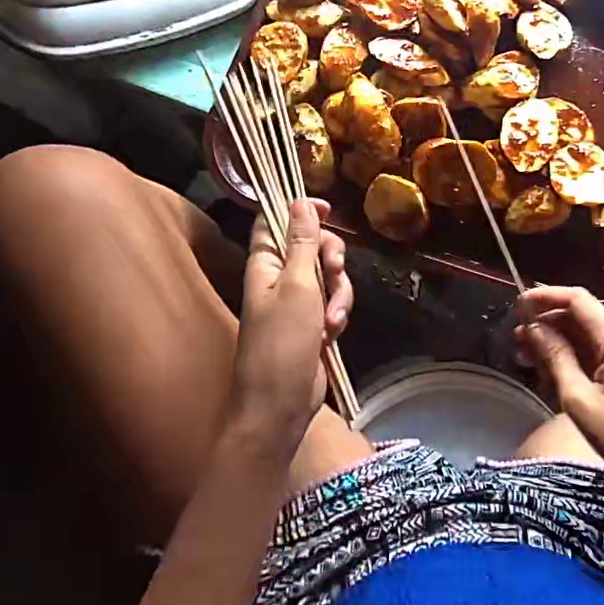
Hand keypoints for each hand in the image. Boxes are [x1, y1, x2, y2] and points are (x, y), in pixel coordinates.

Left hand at [232, 199, 349, 448]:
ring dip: (338, 293)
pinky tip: (333, 332)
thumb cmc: (281, 342)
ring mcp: (297, 301)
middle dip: (330, 257)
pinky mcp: (313, 322)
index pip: (275, 220)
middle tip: (333, 271)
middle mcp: (279, 277)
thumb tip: (299, 201)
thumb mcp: (296, 285)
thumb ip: (301, 242)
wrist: (280, 404)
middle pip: (312, 245)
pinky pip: (334, 302)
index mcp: (265, 262)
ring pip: (329, 276)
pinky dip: (338, 313)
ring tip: (332, 319)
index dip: (300, 209)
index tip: (328, 208)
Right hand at [516, 285, 603, 593]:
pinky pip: (599, 353)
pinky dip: (574, 356)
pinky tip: (551, 369)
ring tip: (526, 356)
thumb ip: (556, 358)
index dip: (547, 296)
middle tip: (516, 339)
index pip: (580, 301)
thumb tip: (534, 328)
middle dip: (548, 322)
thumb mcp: (580, 402)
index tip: (518, 303)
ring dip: (558, 340)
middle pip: (584, 317)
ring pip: (589, 336)